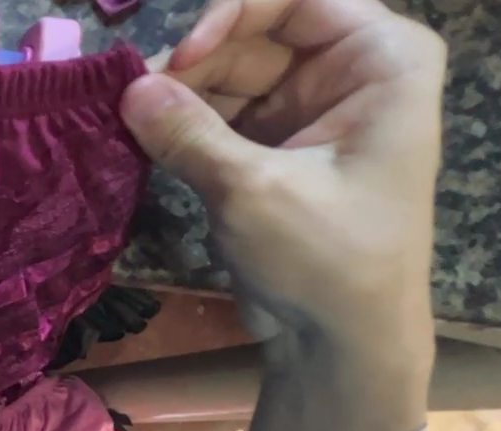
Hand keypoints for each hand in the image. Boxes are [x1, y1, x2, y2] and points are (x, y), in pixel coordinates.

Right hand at [119, 0, 445, 365]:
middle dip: (191, 68)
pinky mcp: (262, 159)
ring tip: (125, 127)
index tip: (176, 62)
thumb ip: (190, 136)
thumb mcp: (253, 189)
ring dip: (175, 103)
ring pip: (225, 86)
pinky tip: (140, 145)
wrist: (336, 330)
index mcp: (374, 60)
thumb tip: (128, 91)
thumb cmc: (323, 252)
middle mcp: (340, 76)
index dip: (232, 17)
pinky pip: (213, 127)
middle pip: (253, 42)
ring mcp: (298, 120)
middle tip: (131, 105)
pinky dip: (177, 134)